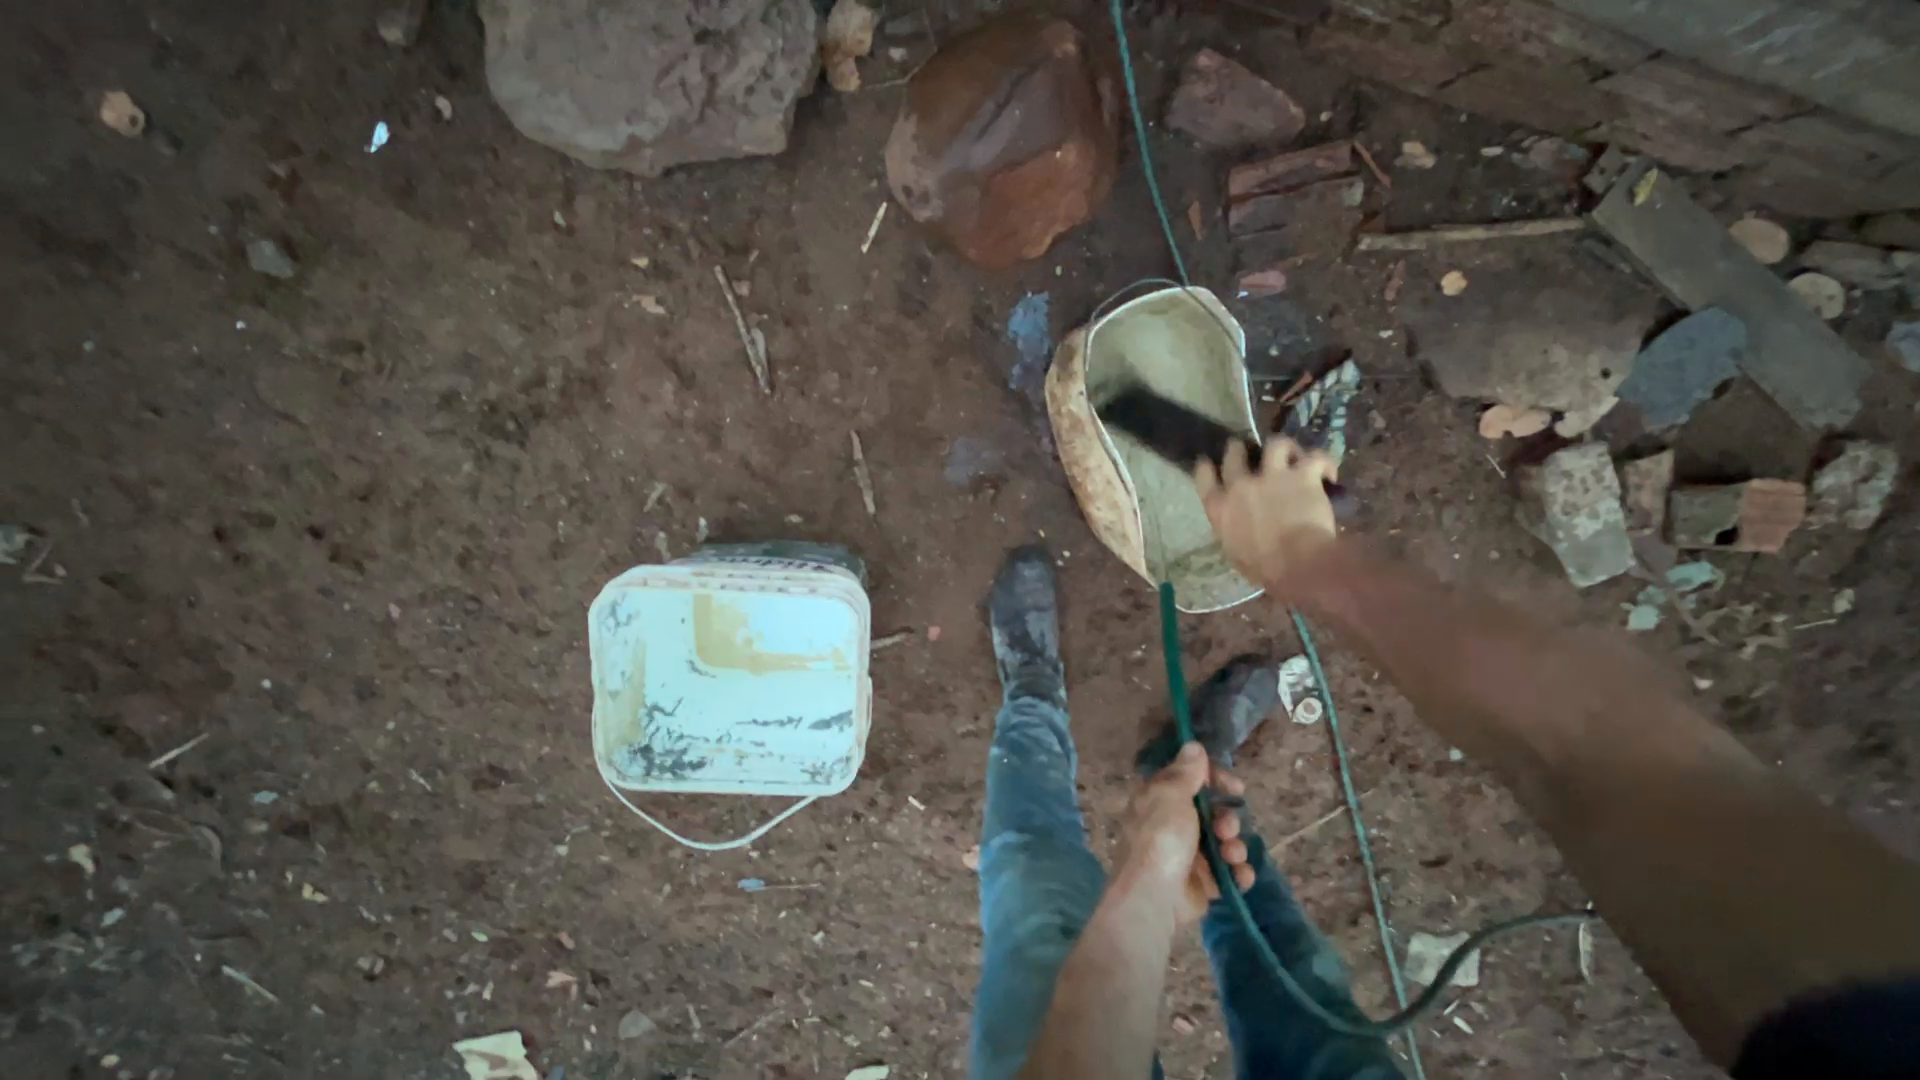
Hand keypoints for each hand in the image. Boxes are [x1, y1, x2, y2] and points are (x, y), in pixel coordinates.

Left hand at [1118, 742, 1256, 924]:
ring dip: (1234, 845)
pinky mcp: (1203, 882)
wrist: (1155, 895)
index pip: (1191, 779)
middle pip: (1212, 812)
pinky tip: (1239, 875)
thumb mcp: (1170, 794)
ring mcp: (1189, 854)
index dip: (1215, 779)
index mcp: (1160, 798)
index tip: (1234, 787)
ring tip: (1231, 853)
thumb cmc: (1161, 836)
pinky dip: (1238, 872)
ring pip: (1224, 841)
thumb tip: (1192, 745)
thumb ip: (1185, 772)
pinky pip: (1229, 871)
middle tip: (1226, 828)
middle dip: (1227, 818)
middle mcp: (1173, 823)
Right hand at [1193, 438, 1338, 590]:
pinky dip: (1324, 463)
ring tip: (1295, 455)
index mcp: (1220, 508)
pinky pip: (1315, 457)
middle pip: (1235, 453)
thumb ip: (1232, 530)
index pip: (1204, 479)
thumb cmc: (1264, 568)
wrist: (1296, 563)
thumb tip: (1237, 527)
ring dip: (1286, 447)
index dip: (1205, 468)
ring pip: (1276, 444)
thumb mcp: (1235, 552)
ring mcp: (1272, 476)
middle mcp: (1241, 485)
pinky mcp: (1302, 475)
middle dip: (1241, 448)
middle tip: (1251, 450)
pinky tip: (1329, 474)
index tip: (1207, 462)